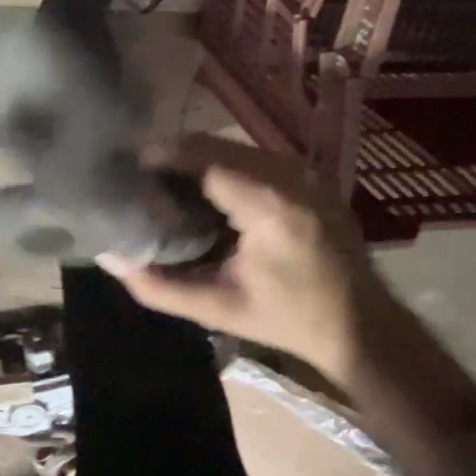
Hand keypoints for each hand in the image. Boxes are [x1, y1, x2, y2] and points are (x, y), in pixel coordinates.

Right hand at [97, 134, 394, 384]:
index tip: (129, 164)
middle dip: (175, 154)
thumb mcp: (220, 309)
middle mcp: (290, 176)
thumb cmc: (290, 320)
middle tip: (143, 173)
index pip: (204, 160)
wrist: (366, 329)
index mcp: (269, 207)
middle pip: (216, 146)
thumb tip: (109, 259)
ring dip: (198, 156)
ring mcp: (305, 171)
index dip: (163, 156)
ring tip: (167, 178)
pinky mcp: (310, 175)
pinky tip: (205, 185)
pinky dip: (223, 162)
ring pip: (234, 146)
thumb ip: (161, 287)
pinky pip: (254, 155)